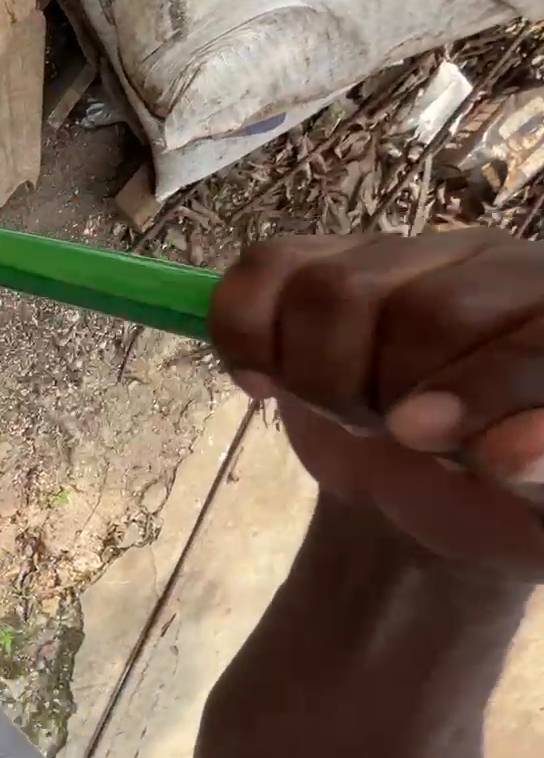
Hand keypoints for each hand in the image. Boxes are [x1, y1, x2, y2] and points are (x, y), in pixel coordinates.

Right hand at [209, 228, 543, 578]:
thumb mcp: (542, 500)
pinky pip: (261, 268)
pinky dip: (242, 332)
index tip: (423, 440)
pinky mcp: (314, 264)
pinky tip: (263, 376)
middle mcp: (502, 268)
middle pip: (418, 308)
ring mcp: (399, 257)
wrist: (419, 476)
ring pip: (326, 288)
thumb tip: (501, 454)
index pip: (533, 339)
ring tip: (332, 405)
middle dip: (377, 387)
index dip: (480, 388)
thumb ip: (542, 468)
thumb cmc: (494, 489)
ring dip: (309, 369)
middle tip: (378, 430)